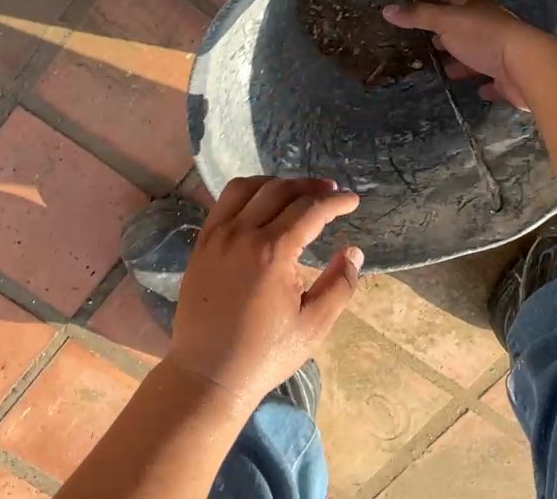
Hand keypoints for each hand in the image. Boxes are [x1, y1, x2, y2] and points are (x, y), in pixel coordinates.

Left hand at [166, 178, 362, 403]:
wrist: (208, 373)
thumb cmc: (265, 354)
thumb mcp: (313, 326)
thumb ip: (339, 285)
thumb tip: (354, 251)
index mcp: (272, 252)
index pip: (310, 210)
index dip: (335, 202)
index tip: (353, 200)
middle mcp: (242, 233)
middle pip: (280, 191)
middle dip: (310, 187)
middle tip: (331, 192)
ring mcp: (217, 236)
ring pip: (248, 188)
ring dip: (277, 183)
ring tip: (297, 192)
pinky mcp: (202, 244)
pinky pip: (224, 202)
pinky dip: (247, 192)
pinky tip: (260, 203)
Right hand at [384, 0, 540, 108]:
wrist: (524, 66)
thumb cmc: (483, 37)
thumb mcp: (446, 22)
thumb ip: (418, 17)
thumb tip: (387, 10)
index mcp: (476, 8)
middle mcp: (490, 26)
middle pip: (466, 25)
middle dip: (448, 31)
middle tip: (428, 37)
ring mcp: (502, 52)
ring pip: (478, 53)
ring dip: (463, 59)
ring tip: (444, 67)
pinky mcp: (508, 77)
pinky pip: (494, 79)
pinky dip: (485, 82)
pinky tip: (477, 89)